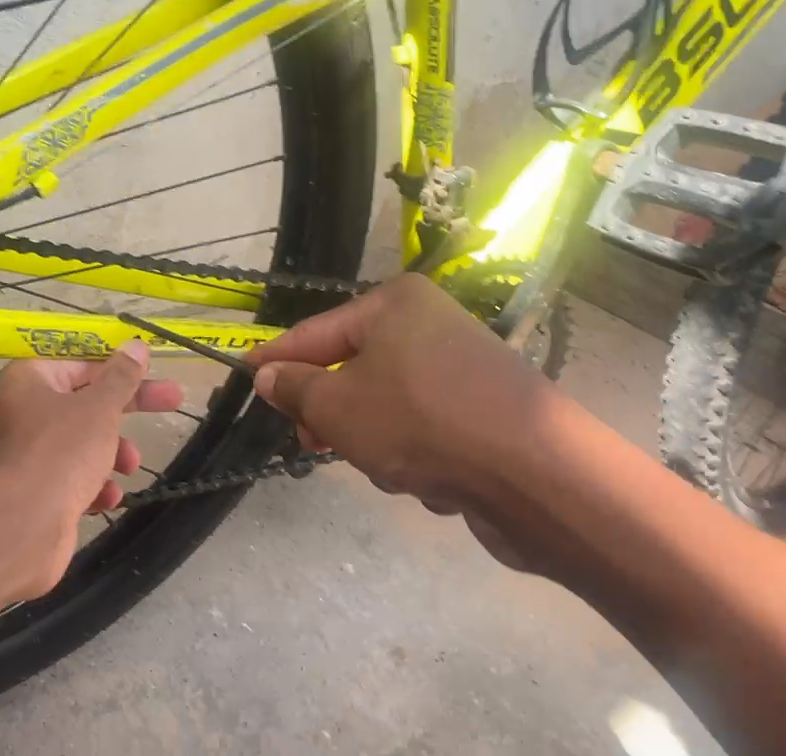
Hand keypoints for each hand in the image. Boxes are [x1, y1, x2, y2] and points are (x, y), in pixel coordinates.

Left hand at [0, 340, 182, 592]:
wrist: (23, 525)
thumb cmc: (62, 451)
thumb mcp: (100, 407)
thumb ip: (121, 377)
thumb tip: (136, 345)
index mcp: (28, 379)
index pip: (80, 363)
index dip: (118, 367)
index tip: (152, 371)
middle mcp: (22, 411)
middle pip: (85, 401)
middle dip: (125, 410)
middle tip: (173, 402)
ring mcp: (26, 453)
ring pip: (81, 443)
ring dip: (111, 452)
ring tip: (129, 466)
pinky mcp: (33, 491)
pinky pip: (71, 478)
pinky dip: (93, 485)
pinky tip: (108, 497)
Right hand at [248, 273, 561, 567]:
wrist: (539, 476)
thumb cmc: (420, 424)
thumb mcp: (337, 407)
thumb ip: (296, 389)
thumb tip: (269, 375)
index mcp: (394, 304)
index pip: (315, 332)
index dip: (277, 358)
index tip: (246, 377)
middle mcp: (430, 325)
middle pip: (353, 369)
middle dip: (334, 414)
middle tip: (311, 443)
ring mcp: (462, 368)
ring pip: (387, 406)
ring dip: (377, 442)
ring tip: (390, 468)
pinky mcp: (486, 412)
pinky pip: (425, 430)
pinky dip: (417, 455)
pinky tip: (431, 480)